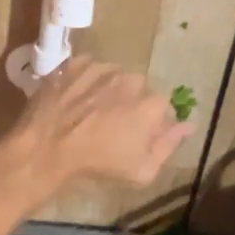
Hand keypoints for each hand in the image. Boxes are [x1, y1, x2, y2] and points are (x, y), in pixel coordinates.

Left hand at [0, 57, 192, 188]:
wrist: (46, 148)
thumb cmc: (97, 164)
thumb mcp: (142, 170)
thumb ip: (169, 145)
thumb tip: (188, 126)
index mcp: (151, 103)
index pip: (162, 107)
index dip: (151, 121)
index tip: (137, 135)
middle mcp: (131, 79)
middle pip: (138, 89)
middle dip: (130, 103)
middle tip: (111, 123)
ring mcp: (101, 68)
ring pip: (113, 76)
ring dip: (108, 89)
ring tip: (90, 110)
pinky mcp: (74, 63)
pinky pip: (88, 68)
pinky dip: (85, 80)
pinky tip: (75, 98)